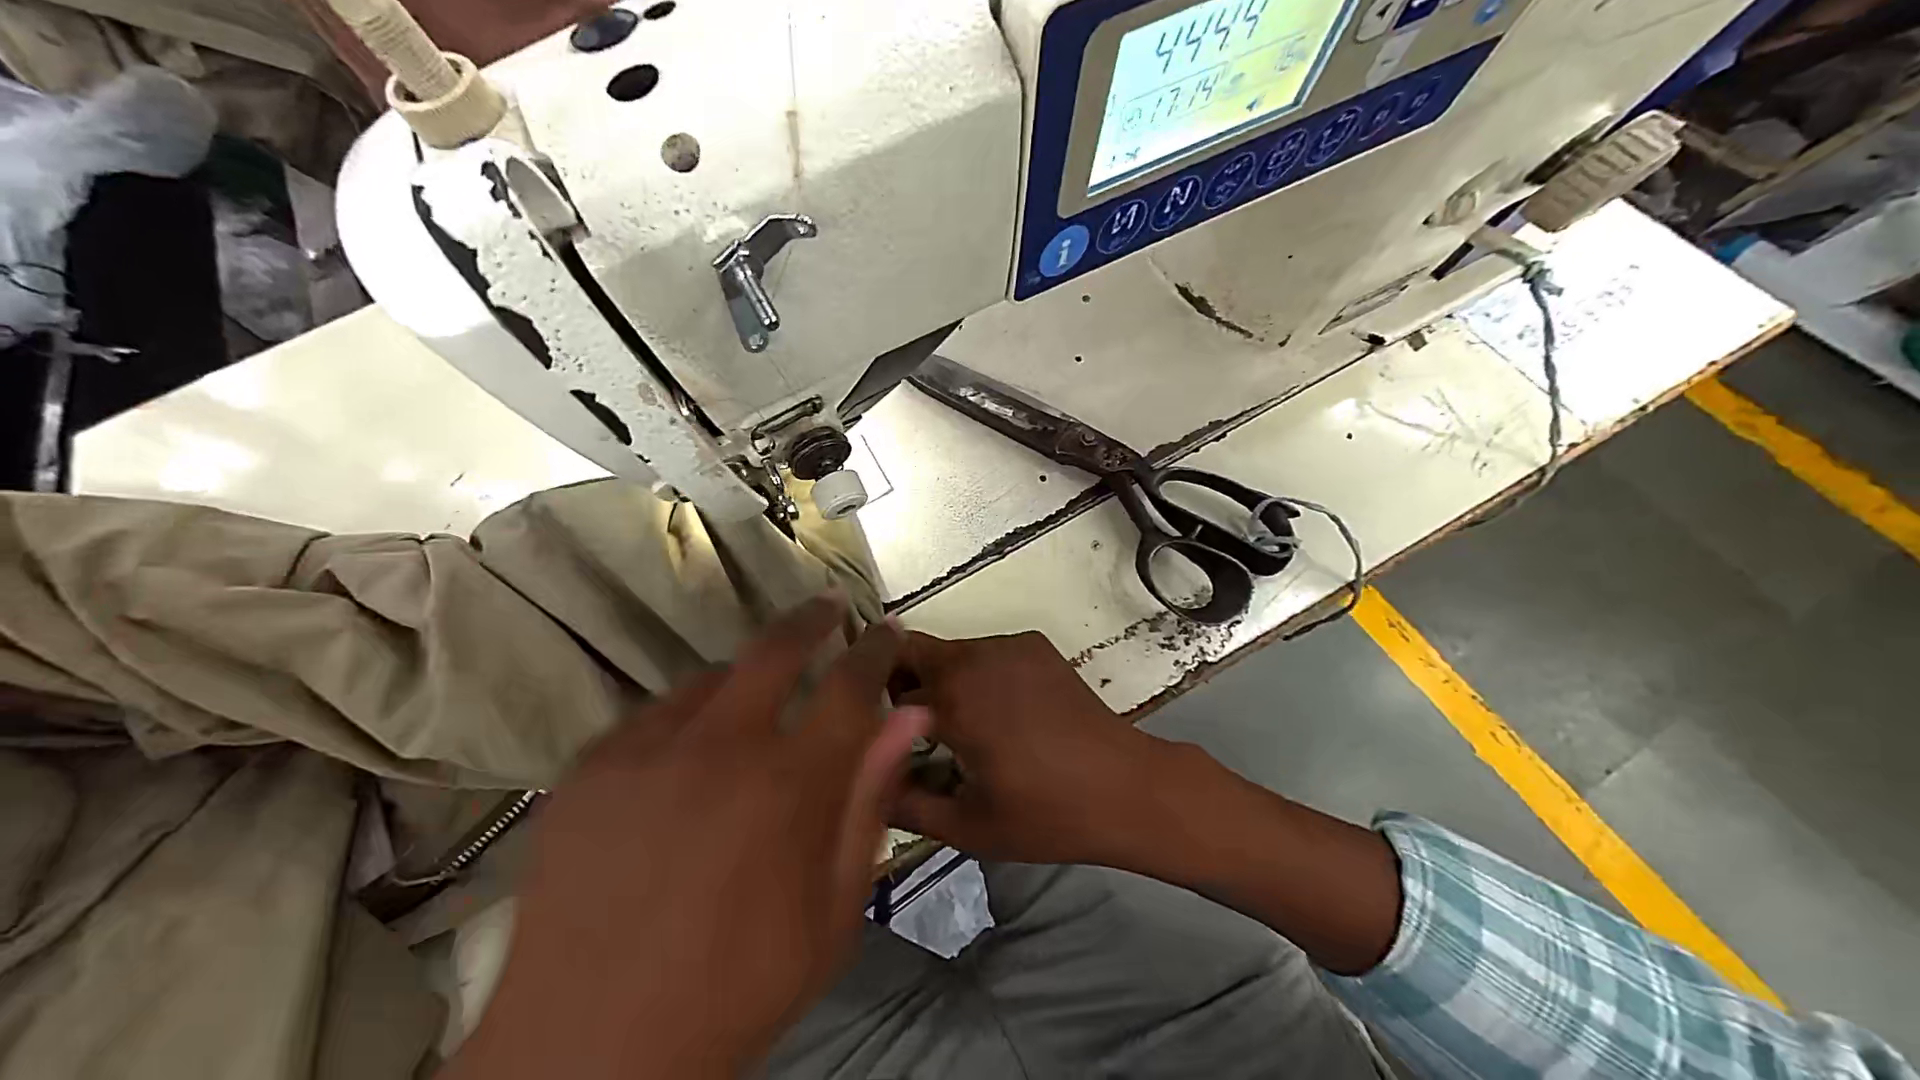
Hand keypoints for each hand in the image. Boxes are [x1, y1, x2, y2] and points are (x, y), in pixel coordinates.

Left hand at [451, 598, 927, 1079]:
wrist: (592, 1051)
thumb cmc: (740, 985)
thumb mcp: (834, 909)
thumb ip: (872, 801)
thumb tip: (910, 717)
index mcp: (790, 784)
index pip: (850, 686)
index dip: (875, 650)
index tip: (888, 629)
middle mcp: (719, 747)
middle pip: (776, 650)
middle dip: (812, 619)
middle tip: (829, 607)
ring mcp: (645, 751)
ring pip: (711, 678)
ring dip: (746, 675)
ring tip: (758, 695)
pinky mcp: (589, 770)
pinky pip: (652, 715)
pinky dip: (686, 716)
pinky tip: (688, 749)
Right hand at [890, 630, 1400, 974]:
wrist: (1128, 788)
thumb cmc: (1046, 813)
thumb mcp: (966, 824)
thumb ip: (903, 802)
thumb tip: (864, 782)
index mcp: (952, 695)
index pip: (884, 676)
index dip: (871, 703)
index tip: (869, 730)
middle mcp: (975, 656)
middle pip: (915, 651)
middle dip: (902, 683)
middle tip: (908, 729)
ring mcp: (1010, 646)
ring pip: (951, 652)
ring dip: (941, 680)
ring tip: (955, 727)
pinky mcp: (1036, 647)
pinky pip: (985, 652)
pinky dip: (975, 674)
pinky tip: (996, 714)